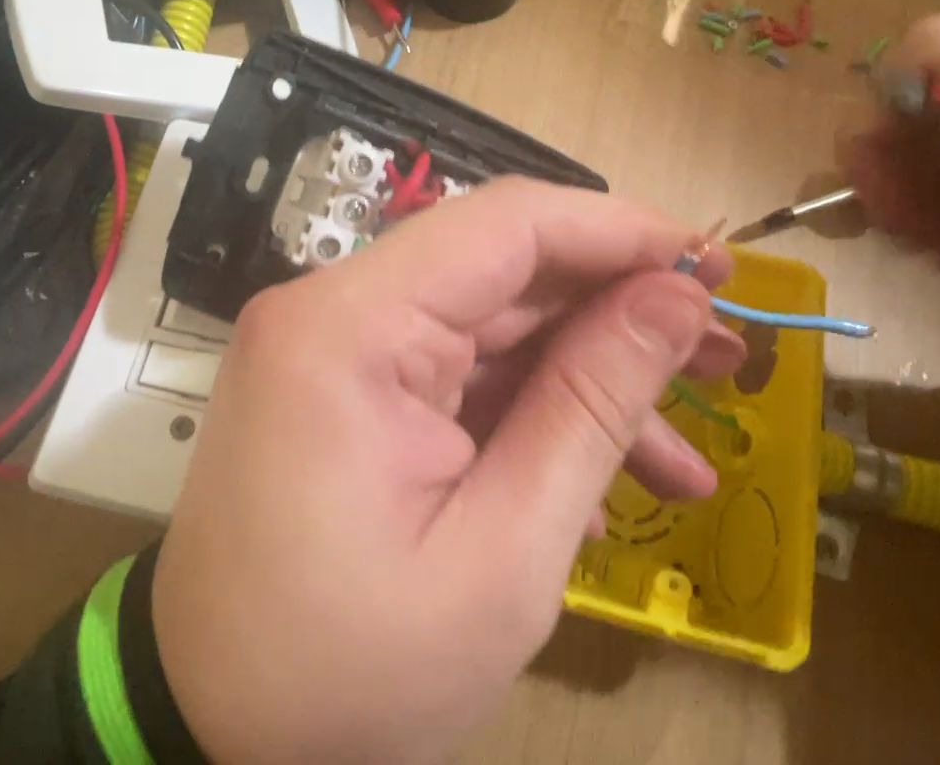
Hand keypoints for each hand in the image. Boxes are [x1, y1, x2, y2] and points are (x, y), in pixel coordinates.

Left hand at [152, 178, 746, 762]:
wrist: (212, 732)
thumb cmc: (352, 671)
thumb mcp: (502, 551)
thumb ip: (590, 406)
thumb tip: (677, 296)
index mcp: (349, 329)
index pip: (506, 225)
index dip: (621, 230)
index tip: (716, 266)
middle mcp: (330, 314)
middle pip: (501, 274)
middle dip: (620, 312)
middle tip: (727, 356)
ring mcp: (333, 353)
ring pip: (489, 332)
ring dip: (587, 380)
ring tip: (689, 442)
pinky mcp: (344, 395)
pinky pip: (454, 380)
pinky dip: (529, 417)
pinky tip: (609, 481)